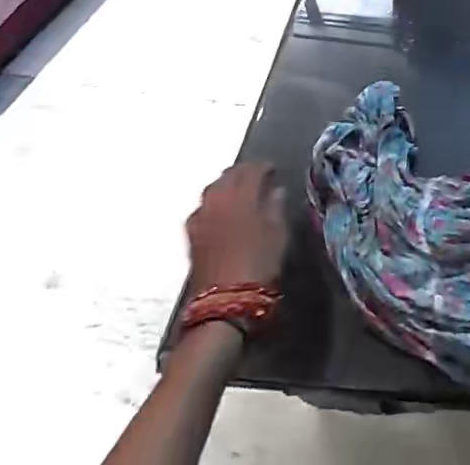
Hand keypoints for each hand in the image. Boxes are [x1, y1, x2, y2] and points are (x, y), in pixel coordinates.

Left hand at [186, 163, 287, 291]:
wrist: (224, 303)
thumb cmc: (258, 265)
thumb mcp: (278, 235)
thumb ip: (276, 208)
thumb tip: (276, 191)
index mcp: (241, 194)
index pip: (252, 169)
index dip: (264, 166)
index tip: (273, 169)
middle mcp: (218, 199)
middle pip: (228, 175)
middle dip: (243, 172)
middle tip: (257, 177)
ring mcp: (201, 216)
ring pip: (213, 189)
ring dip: (226, 185)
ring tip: (239, 192)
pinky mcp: (191, 233)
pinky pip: (202, 207)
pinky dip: (213, 204)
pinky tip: (219, 213)